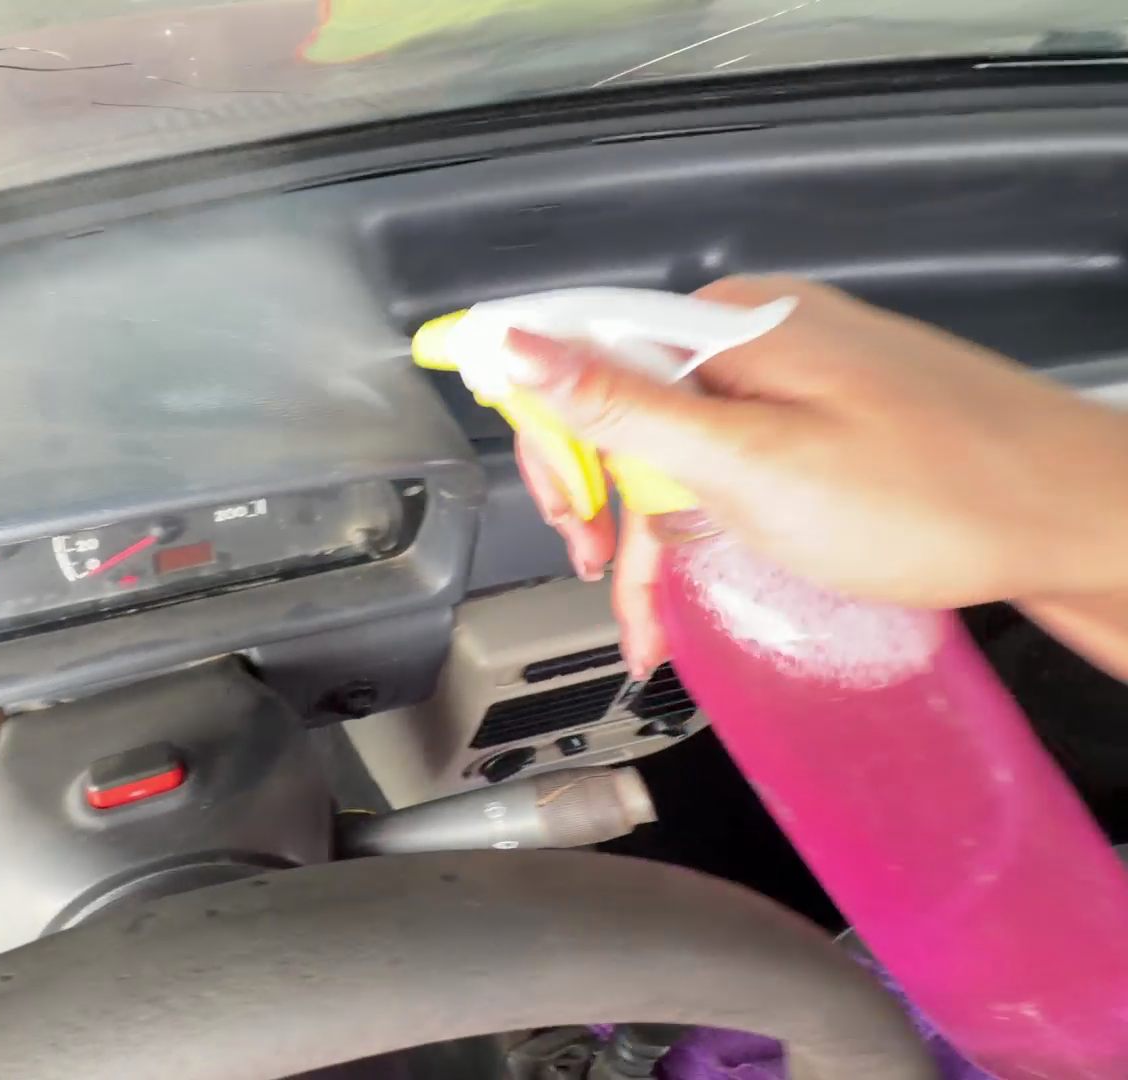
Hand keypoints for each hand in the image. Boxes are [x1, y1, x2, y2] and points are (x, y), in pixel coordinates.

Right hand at [505, 276, 1127, 675]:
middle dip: (594, 498)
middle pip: (610, 413)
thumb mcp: (745, 460)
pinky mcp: (790, 418)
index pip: (574, 362)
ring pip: (653, 453)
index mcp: (714, 328)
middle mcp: (733, 340)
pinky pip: (703, 466)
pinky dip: (680, 531)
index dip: (550, 443)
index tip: (570, 520)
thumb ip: (619, 406)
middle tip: (597, 563)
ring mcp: (767, 379)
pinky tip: (669, 593)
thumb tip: (513, 347)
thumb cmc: (927, 498)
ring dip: (635, 534)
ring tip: (637, 612)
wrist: (1093, 528)